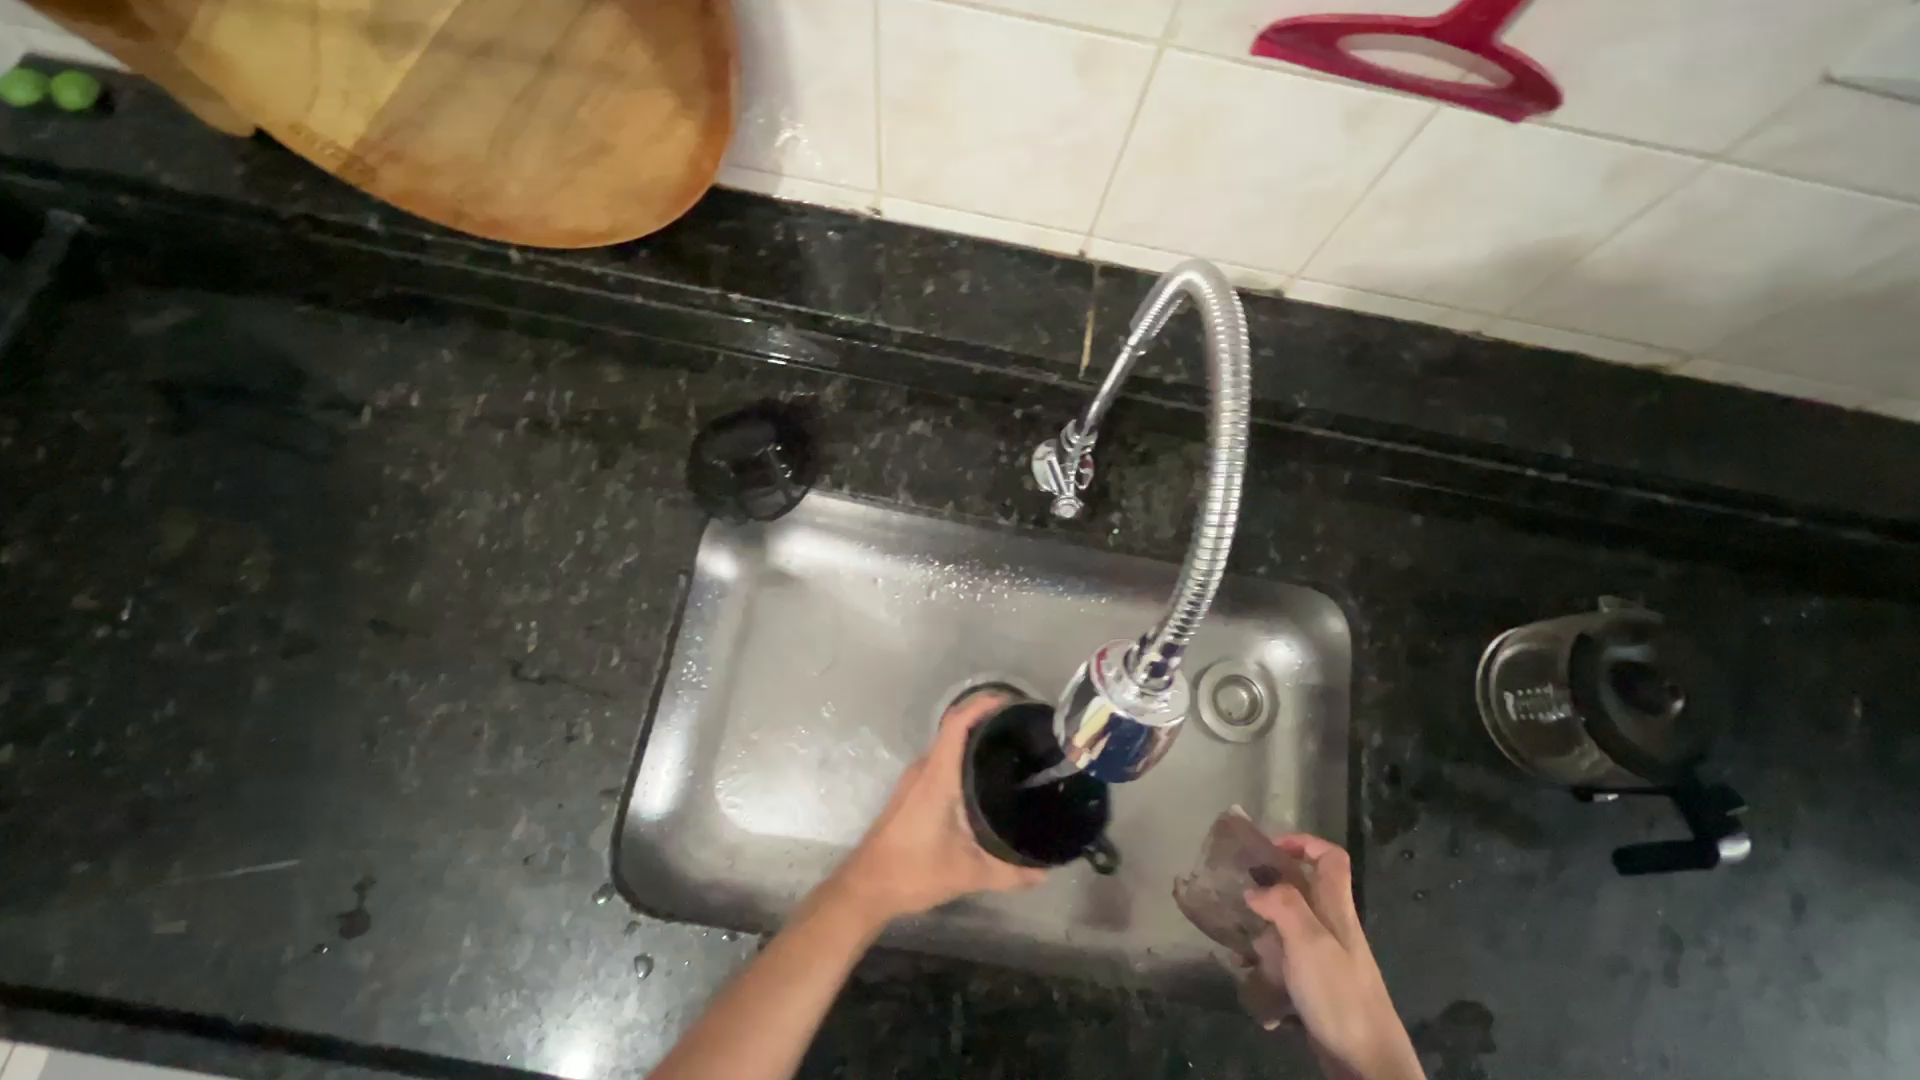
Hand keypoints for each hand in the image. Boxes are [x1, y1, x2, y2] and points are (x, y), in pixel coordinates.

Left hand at [828, 692, 1047, 923]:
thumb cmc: (913, 872)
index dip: (983, 705)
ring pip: (948, 745)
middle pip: (956, 728)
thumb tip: (1046, 869)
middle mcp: (924, 769)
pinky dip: (964, 757)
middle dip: (988, 720)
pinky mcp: (912, 791)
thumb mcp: (968, 874)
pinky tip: (986, 777)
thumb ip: (1010, 872)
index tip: (1014, 705)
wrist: (867, 886)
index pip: (957, 723)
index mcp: (937, 776)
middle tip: (1025, 730)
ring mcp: (915, 779)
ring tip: (1013, 750)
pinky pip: (941, 761)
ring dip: (975, 739)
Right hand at [1245, 834, 1425, 1079]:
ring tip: (1238, 944)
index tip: (1269, 850)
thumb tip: (1255, 888)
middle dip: (1269, 890)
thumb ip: (1282, 905)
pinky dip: (1267, 974)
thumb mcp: (1309, 941)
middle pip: (1303, 891)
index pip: (1330, 857)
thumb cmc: (1340, 995)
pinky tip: (1252, 984)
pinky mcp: (1317, 989)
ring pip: (1288, 930)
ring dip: (1262, 935)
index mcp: (1336, 909)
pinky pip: (1285, 968)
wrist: (1367, 1063)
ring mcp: (1326, 960)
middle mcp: (1333, 928)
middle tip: (1239, 896)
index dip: (1303, 843)